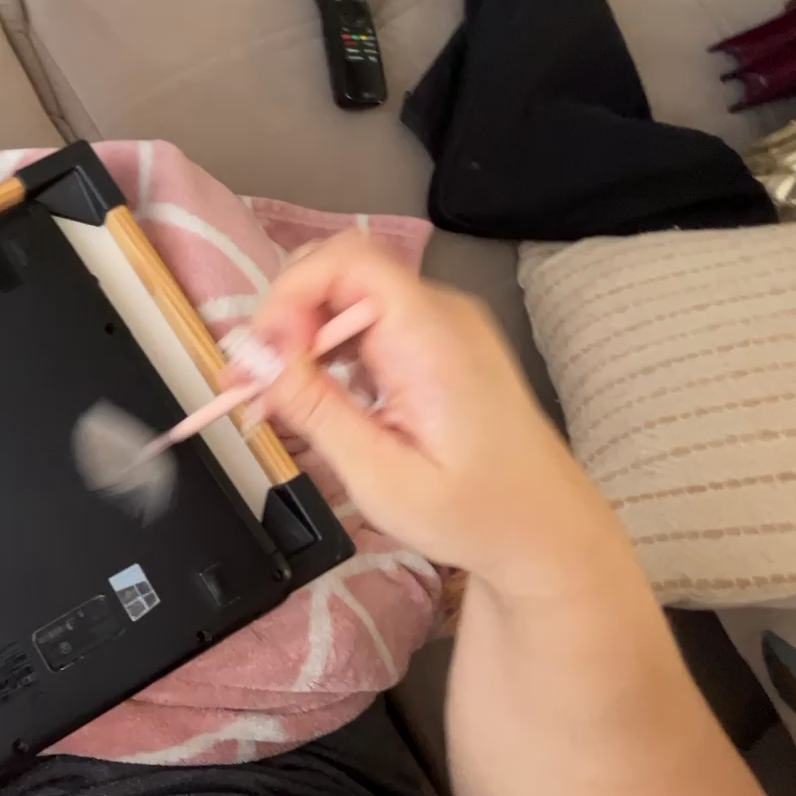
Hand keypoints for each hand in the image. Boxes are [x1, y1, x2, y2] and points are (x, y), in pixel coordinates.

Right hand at [246, 231, 632, 595]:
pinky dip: (316, 351)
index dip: (289, 295)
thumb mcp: (380, 474)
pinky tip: (301, 394)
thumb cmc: (473, 514)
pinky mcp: (426, 343)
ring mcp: (434, 326)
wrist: (545, 532)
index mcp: (432, 340)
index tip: (262, 355)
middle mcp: (436, 315)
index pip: (348, 262)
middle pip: (336, 274)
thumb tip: (258, 362)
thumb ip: (316, 410)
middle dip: (280, 320)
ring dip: (291, 339)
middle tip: (249, 381)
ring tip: (264, 395)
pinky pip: (356, 324)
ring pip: (339, 298)